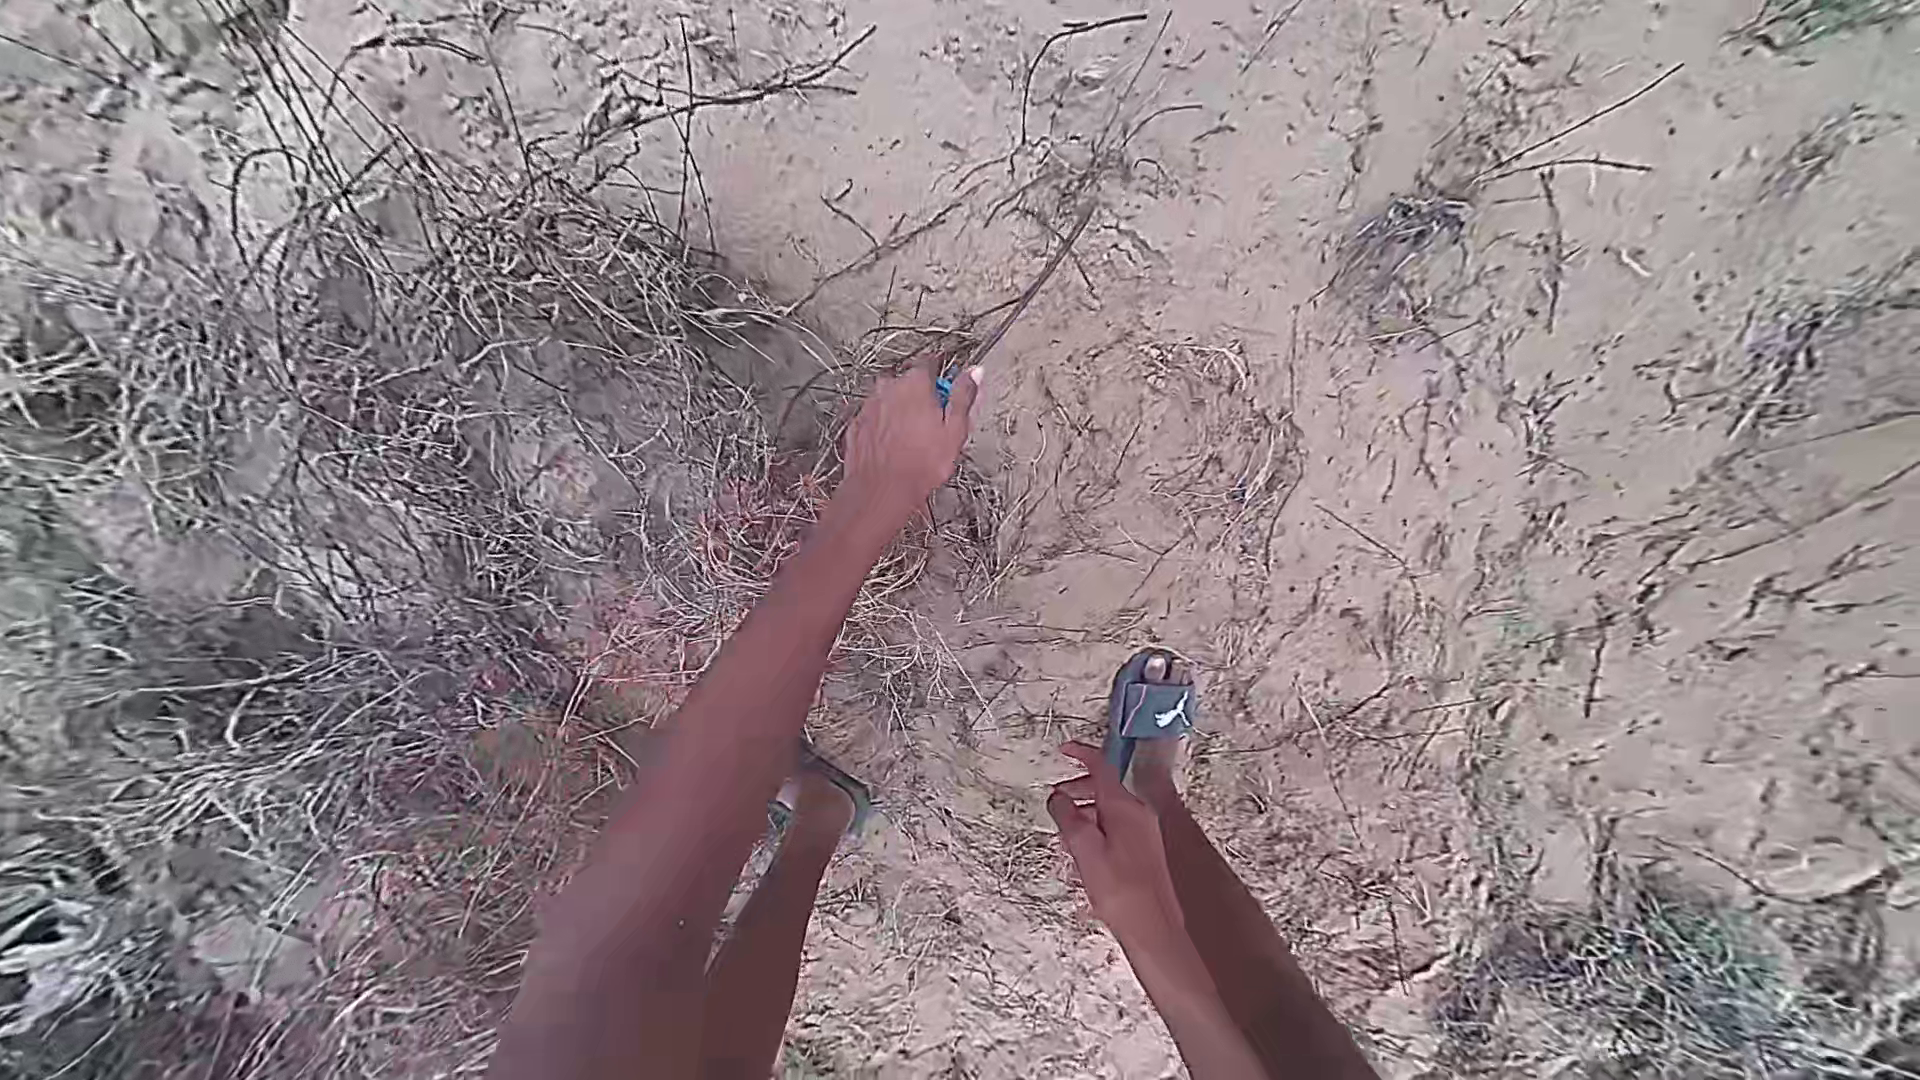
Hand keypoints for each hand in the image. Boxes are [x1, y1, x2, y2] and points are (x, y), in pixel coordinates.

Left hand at [839, 361, 979, 520]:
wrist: (881, 490)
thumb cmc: (918, 465)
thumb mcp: (955, 430)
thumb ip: (964, 396)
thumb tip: (975, 373)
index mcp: (915, 384)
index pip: (930, 363)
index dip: (942, 376)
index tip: (948, 388)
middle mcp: (888, 389)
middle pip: (908, 382)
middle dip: (921, 396)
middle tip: (934, 422)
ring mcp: (869, 406)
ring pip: (889, 400)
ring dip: (900, 412)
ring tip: (913, 439)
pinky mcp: (857, 425)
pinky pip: (875, 419)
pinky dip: (883, 427)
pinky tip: (894, 446)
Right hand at [1048, 741, 1186, 945]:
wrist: (1155, 930)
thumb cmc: (1119, 889)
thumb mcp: (1083, 848)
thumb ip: (1067, 816)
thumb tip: (1057, 797)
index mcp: (1124, 806)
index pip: (1101, 766)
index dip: (1081, 754)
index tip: (1064, 750)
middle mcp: (1138, 813)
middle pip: (1104, 787)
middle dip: (1077, 789)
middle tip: (1056, 800)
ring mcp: (1144, 831)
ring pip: (1108, 808)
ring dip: (1085, 812)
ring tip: (1065, 832)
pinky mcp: (1145, 850)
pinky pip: (1116, 826)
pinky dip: (1096, 828)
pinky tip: (1083, 852)